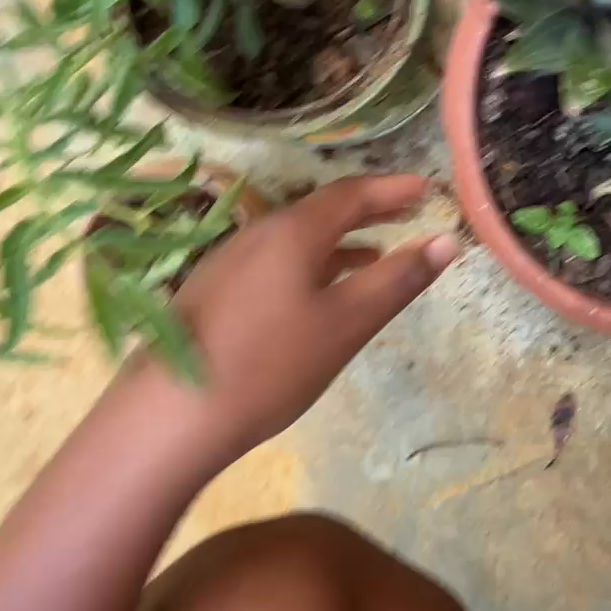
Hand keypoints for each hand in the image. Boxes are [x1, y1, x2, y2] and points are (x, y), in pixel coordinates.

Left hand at [116, 174, 459, 472]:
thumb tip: (446, 240)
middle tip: (409, 210)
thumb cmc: (268, 366)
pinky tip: (318, 293)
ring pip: (298, 236)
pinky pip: (277, 260)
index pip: (353, 194)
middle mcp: (259, 234)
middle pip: (323, 209)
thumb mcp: (347, 323)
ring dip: (342, 238)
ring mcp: (230, 261)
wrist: (164, 422)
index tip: (429, 187)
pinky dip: (312, 262)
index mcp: (293, 232)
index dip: (394, 188)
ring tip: (377, 252)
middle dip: (370, 208)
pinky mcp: (214, 292)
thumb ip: (398, 279)